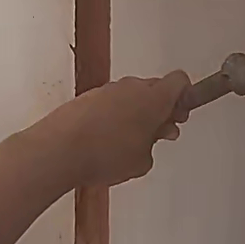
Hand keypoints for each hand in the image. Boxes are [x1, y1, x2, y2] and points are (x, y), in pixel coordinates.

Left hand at [37, 72, 191, 187]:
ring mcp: (108, 90)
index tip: (181, 114)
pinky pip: (111, 102)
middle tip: (162, 131)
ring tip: (133, 142)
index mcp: (154, 98)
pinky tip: (110, 140)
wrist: (59, 151)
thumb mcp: (143, 161)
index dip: (185, 98)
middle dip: (161, 108)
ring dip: (138, 113)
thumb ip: (153, 145)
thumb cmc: (104, 154)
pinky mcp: (87, 98)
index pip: (180, 82)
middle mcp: (132, 87)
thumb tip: (147, 142)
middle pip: (156, 88)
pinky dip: (116, 116)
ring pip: (132, 96)